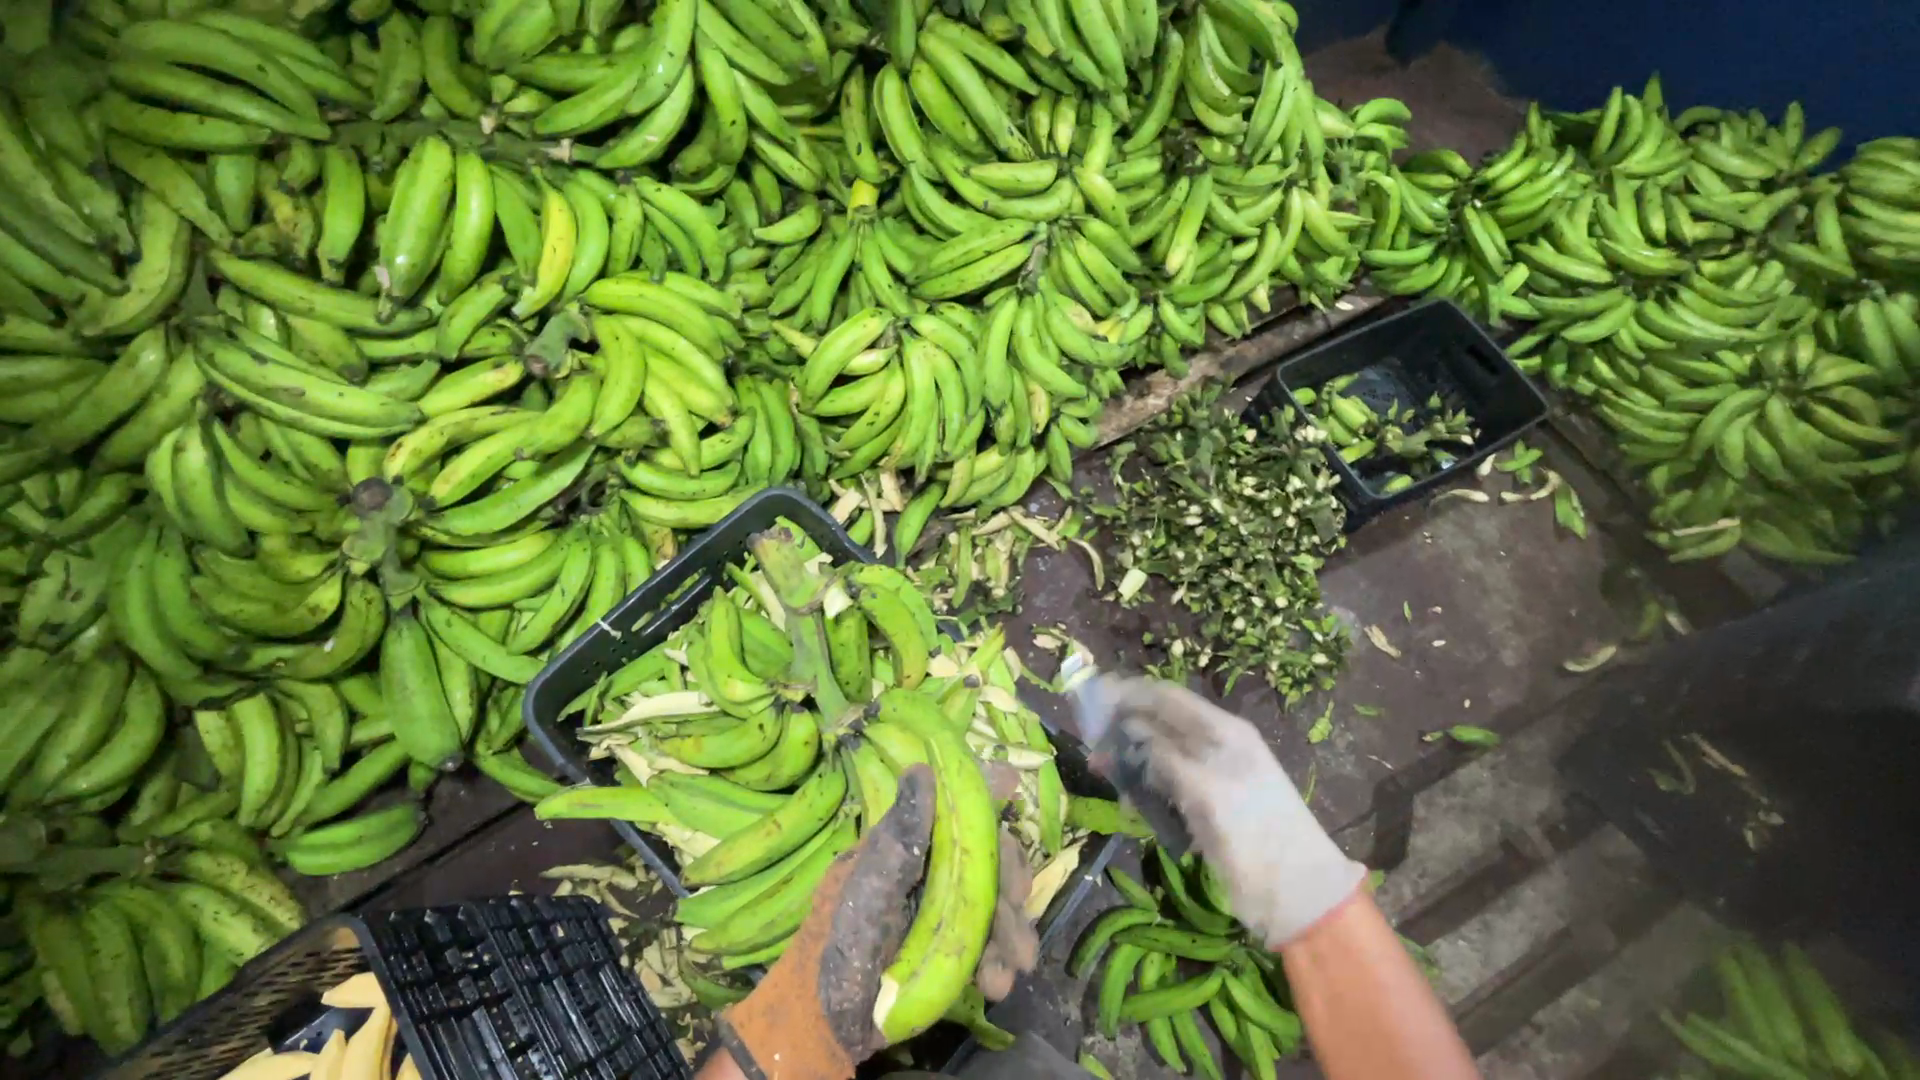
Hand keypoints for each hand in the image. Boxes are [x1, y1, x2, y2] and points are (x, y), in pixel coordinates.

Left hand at [715, 764, 1039, 1079]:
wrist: (827, 1021)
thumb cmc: (839, 944)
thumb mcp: (868, 889)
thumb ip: (899, 837)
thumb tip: (922, 768)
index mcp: (907, 842)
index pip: (951, 804)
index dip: (982, 792)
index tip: (1011, 787)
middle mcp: (930, 868)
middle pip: (986, 854)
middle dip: (1010, 879)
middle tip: (1020, 905)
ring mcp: (942, 909)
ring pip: (994, 901)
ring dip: (1012, 929)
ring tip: (1018, 964)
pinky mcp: (950, 947)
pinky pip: (988, 943)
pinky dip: (1000, 960)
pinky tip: (998, 982)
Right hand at [1100, 676, 1365, 946]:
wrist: (1299, 894)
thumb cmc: (1258, 838)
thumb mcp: (1207, 791)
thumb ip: (1166, 757)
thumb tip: (1128, 731)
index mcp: (1221, 730)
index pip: (1165, 696)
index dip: (1127, 693)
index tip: (1091, 701)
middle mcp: (1214, 745)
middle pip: (1157, 722)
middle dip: (1121, 729)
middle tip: (1092, 746)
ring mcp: (1209, 775)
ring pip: (1156, 754)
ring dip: (1128, 760)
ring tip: (1103, 774)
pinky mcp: (1204, 805)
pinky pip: (1164, 784)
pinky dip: (1143, 788)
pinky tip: (1130, 804)